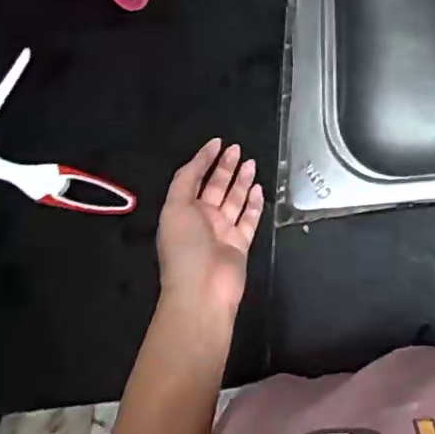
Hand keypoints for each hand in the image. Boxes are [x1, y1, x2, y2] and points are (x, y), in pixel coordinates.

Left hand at [157, 139, 264, 316]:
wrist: (202, 291)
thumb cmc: (185, 247)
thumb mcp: (176, 207)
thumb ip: (187, 179)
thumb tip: (201, 156)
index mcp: (183, 211)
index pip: (194, 179)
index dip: (204, 160)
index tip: (217, 143)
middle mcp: (202, 220)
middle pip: (216, 187)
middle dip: (225, 167)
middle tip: (237, 149)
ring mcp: (222, 232)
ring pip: (234, 200)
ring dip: (241, 181)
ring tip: (251, 162)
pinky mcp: (240, 243)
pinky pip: (249, 218)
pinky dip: (254, 204)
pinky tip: (258, 189)